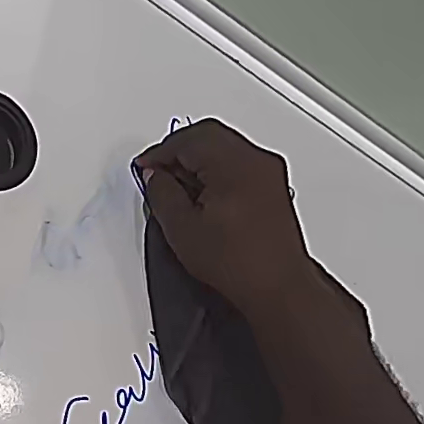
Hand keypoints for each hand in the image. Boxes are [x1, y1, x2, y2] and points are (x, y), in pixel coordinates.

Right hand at [135, 120, 366, 336]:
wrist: (277, 287)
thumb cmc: (238, 263)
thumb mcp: (181, 228)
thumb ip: (162, 193)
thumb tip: (156, 177)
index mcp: (234, 165)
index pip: (189, 139)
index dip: (160, 152)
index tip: (146, 167)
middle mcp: (257, 161)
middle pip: (209, 135)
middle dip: (178, 150)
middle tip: (157, 171)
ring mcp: (269, 172)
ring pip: (224, 146)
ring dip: (197, 158)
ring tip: (177, 185)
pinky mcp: (273, 186)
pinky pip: (238, 161)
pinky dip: (215, 168)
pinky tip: (201, 193)